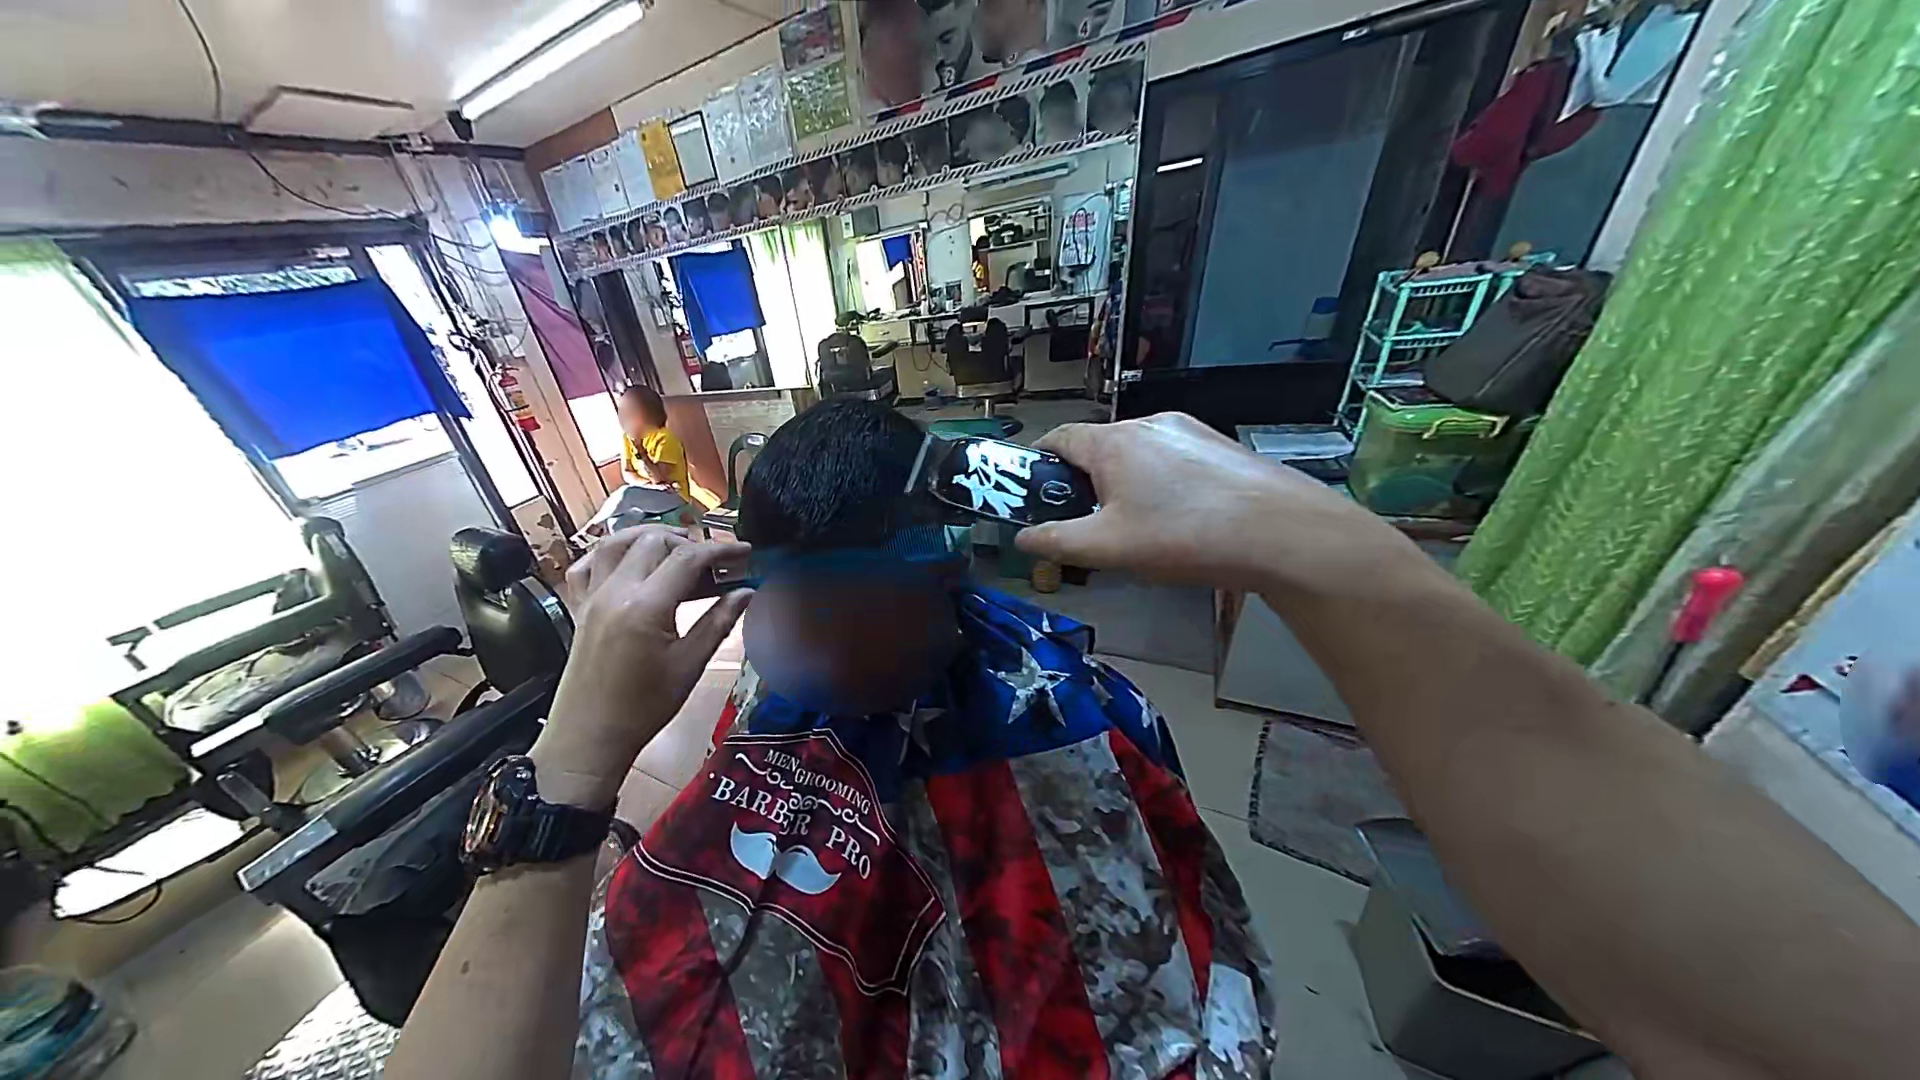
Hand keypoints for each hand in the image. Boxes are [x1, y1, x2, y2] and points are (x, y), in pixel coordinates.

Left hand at [530, 527, 751, 809]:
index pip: (688, 558)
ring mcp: (591, 597)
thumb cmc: (645, 706)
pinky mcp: (578, 607)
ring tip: (679, 550)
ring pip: (617, 542)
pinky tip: (630, 560)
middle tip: (717, 561)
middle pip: (654, 541)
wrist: (590, 737)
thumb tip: (747, 592)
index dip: (722, 550)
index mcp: (645, 606)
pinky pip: (587, 564)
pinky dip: (610, 552)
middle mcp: (614, 592)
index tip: (746, 553)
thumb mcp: (690, 664)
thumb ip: (719, 621)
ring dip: (651, 537)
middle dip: (690, 542)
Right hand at [1014, 413, 1426, 595]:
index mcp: (1113, 442)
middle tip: (1085, 518)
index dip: (1039, 458)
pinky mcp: (1220, 445)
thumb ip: (1057, 541)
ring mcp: (1190, 430)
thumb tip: (1022, 539)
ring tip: (1135, 522)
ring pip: (1138, 451)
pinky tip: (1179, 515)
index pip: (1059, 435)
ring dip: (1123, 479)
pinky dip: (1159, 480)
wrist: (1283, 533)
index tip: (1033, 486)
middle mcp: (1148, 424)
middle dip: (1083, 477)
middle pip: (1099, 444)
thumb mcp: (1108, 548)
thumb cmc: (1182, 536)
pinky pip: (1173, 457)